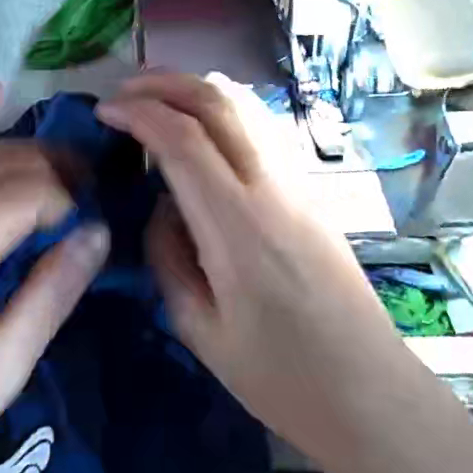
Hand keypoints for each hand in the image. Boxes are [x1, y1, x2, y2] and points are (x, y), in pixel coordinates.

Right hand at [94, 74, 423, 461]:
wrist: (369, 389)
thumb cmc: (280, 376)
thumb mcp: (199, 328)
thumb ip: (166, 255)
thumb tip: (158, 204)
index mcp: (238, 225)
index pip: (183, 139)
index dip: (137, 113)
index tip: (103, 111)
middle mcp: (272, 186)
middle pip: (218, 101)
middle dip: (164, 83)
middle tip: (123, 90)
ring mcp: (299, 180)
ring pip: (247, 104)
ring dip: (197, 87)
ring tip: (157, 96)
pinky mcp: (312, 187)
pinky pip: (264, 126)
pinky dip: (226, 107)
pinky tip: (205, 123)